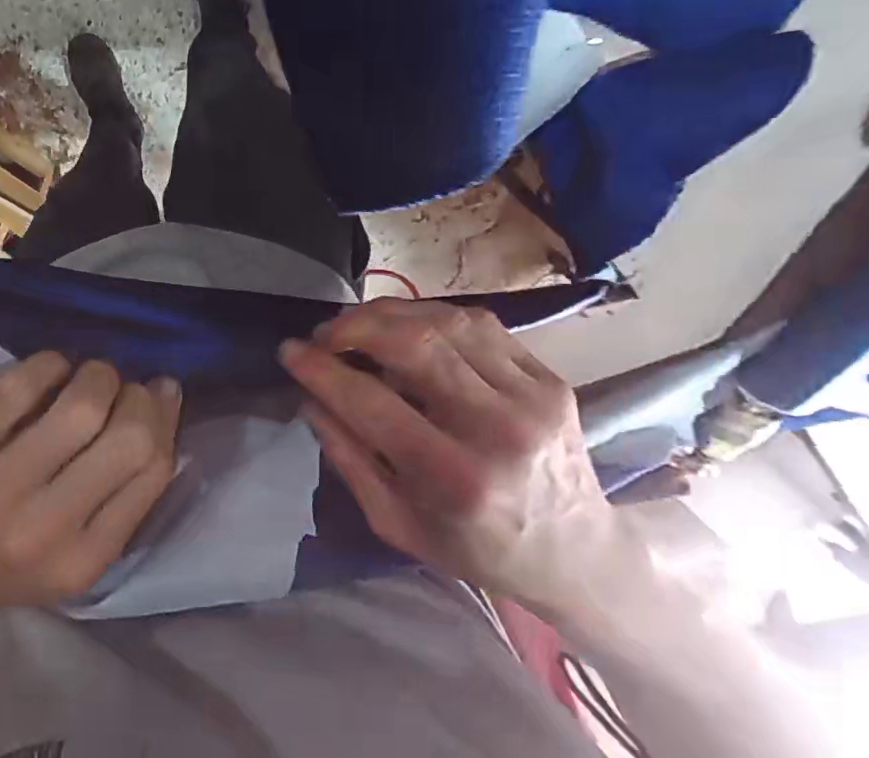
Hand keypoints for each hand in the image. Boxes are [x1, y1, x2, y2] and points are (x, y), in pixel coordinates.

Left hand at [0, 352, 181, 623]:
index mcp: (85, 558)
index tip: (162, 395)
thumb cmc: (18, 558)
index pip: (152, 471)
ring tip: (92, 377)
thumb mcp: (84, 549)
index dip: (165, 420)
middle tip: (126, 388)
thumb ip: (127, 490)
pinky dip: (51, 364)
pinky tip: (53, 371)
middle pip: (127, 438)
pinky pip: (24, 382)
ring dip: (99, 376)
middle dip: (138, 397)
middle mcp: (45, 526)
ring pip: (81, 405)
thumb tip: (166, 399)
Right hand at [279, 299, 639, 614]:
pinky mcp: (550, 379)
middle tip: (324, 335)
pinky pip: (480, 324)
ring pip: (446, 322)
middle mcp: (497, 430)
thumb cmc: (475, 548)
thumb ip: (349, 459)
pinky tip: (405, 326)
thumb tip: (311, 398)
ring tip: (358, 325)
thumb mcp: (396, 523)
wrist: (578, 553)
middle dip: (353, 328)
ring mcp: (531, 398)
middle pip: (413, 346)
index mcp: (454, 479)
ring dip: (388, 314)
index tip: (290, 351)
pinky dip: (431, 314)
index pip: (371, 403)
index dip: (321, 370)